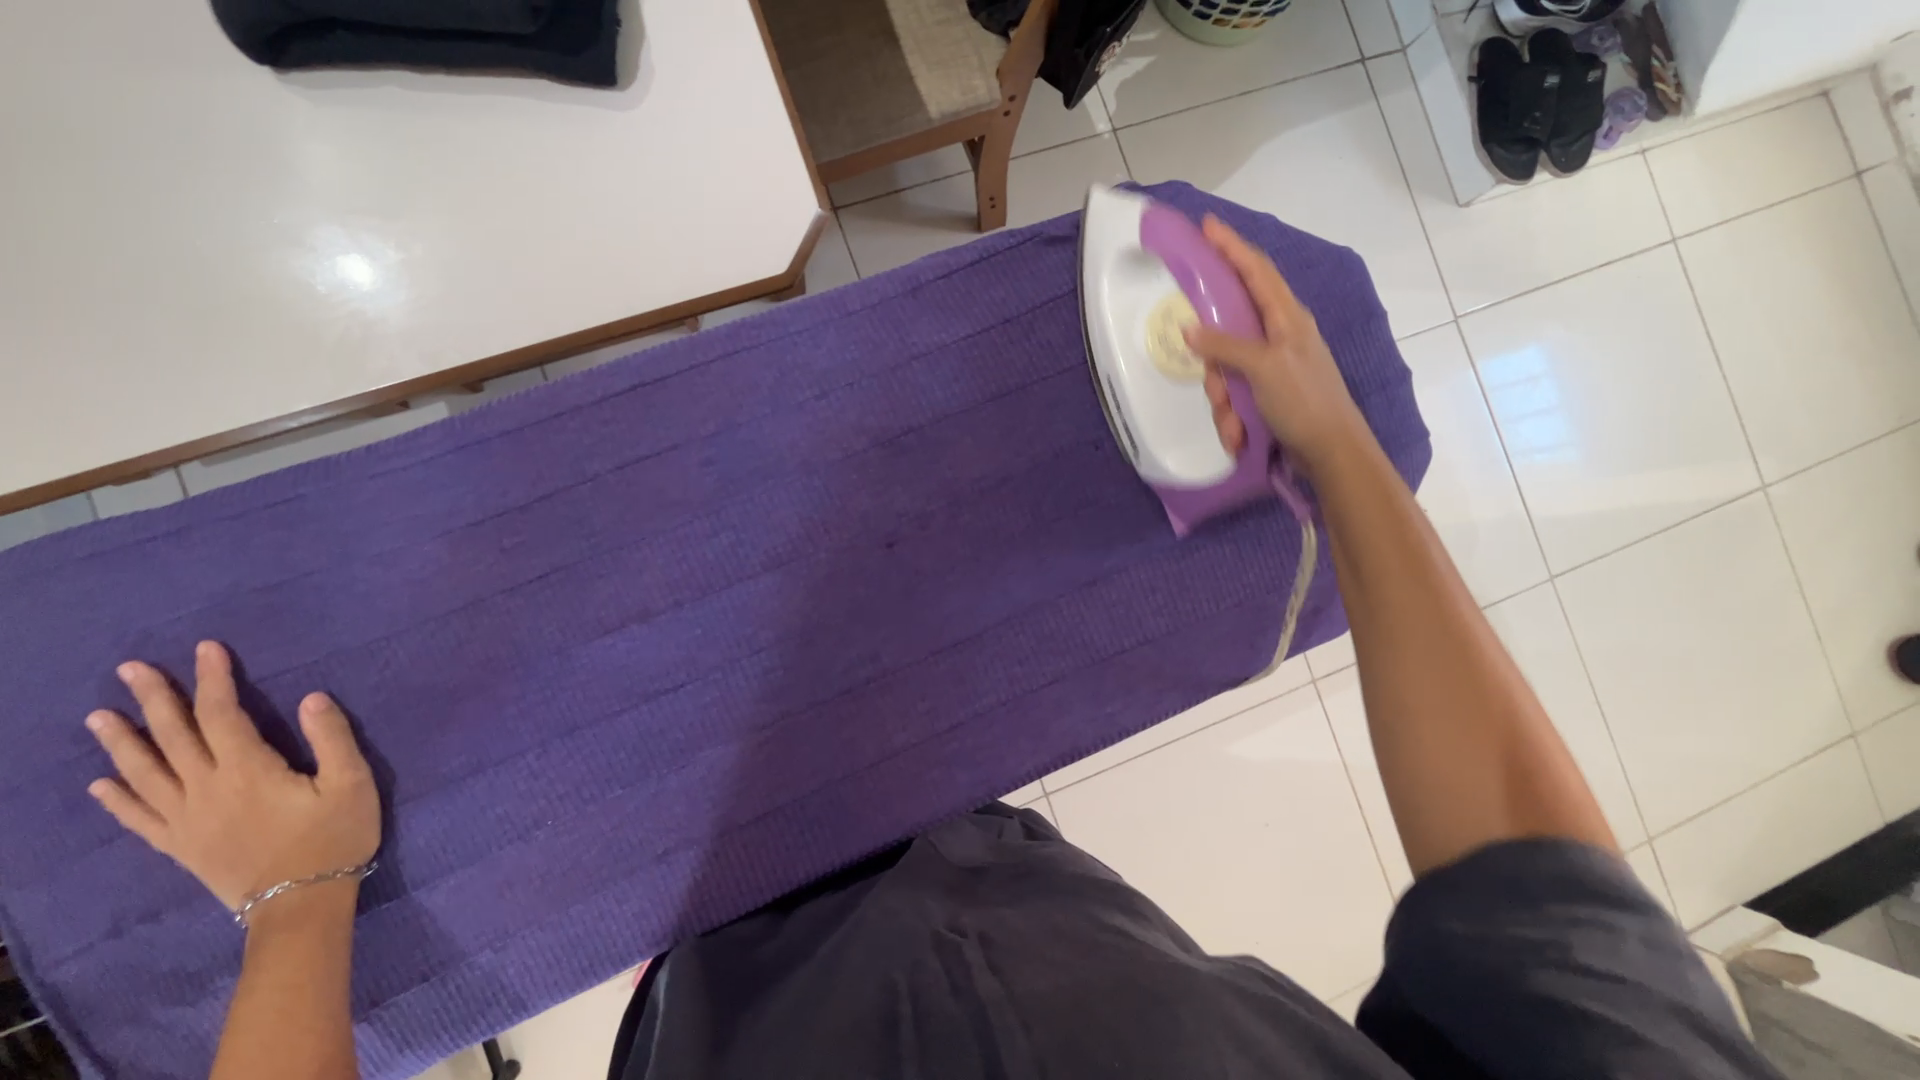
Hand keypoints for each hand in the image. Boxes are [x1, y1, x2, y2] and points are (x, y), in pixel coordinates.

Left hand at [84, 641, 380, 913]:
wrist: (300, 904)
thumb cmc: (334, 838)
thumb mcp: (352, 784)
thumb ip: (332, 739)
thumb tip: (312, 697)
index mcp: (248, 770)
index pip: (222, 714)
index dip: (213, 679)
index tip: (206, 649)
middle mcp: (206, 789)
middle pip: (174, 737)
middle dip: (154, 699)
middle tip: (130, 669)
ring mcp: (186, 819)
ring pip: (145, 773)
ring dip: (122, 742)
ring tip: (98, 716)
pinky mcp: (180, 845)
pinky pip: (139, 818)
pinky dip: (117, 798)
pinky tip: (101, 783)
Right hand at [1184, 215, 1370, 472]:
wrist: (1332, 453)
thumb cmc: (1305, 401)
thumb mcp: (1263, 368)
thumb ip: (1225, 345)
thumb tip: (1189, 328)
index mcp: (1286, 317)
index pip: (1255, 270)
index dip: (1231, 247)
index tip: (1207, 225)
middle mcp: (1278, 336)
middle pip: (1227, 332)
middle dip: (1215, 366)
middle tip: (1217, 388)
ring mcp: (1272, 368)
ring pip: (1224, 372)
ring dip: (1223, 403)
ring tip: (1236, 425)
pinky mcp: (1267, 396)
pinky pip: (1234, 399)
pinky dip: (1233, 420)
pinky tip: (1241, 438)